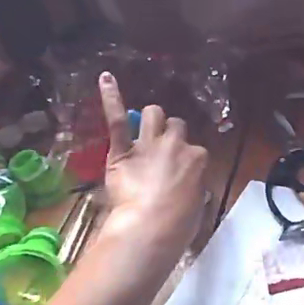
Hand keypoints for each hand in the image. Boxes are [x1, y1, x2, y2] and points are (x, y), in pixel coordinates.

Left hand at [97, 71, 208, 260]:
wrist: (150, 226)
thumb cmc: (178, 226)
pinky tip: (105, 78)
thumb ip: (195, 191)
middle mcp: (175, 144)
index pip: (195, 150)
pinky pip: (116, 118)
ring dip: (150, 119)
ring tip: (144, 128)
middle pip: (176, 125)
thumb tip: (193, 190)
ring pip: (152, 113)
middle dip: (169, 133)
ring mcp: (148, 144)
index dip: (186, 159)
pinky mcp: (122, 150)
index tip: (179, 172)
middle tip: (162, 151)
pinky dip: (110, 96)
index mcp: (198, 159)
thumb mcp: (198, 208)